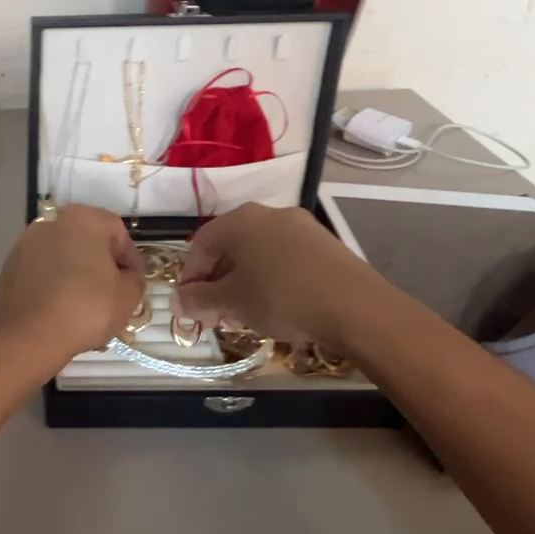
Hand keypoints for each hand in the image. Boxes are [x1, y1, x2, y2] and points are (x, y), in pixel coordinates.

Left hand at [0, 205, 144, 366]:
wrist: (28, 335)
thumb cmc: (86, 308)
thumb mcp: (128, 296)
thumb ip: (134, 279)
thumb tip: (127, 277)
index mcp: (82, 219)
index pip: (118, 232)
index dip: (130, 258)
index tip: (135, 282)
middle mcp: (51, 223)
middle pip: (87, 242)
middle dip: (102, 266)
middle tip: (113, 294)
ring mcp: (25, 244)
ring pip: (62, 257)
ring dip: (77, 276)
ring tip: (87, 307)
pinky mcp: (9, 267)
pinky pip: (41, 272)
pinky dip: (53, 285)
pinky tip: (61, 310)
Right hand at [172, 203, 383, 345]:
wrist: (356, 308)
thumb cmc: (281, 297)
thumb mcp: (231, 302)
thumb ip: (199, 299)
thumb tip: (178, 301)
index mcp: (240, 220)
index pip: (200, 245)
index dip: (189, 278)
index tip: (190, 308)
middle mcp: (270, 215)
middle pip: (230, 249)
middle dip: (217, 285)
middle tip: (216, 317)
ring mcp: (302, 228)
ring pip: (258, 257)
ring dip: (243, 286)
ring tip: (245, 318)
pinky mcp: (325, 246)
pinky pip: (284, 261)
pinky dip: (271, 283)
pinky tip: (275, 310)